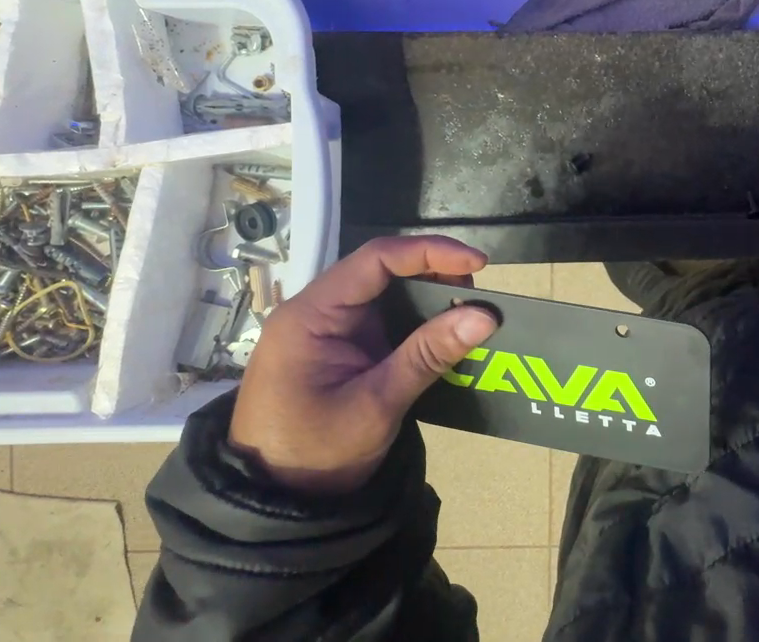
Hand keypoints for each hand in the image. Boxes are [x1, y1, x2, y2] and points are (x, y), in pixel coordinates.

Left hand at [228, 236, 500, 494]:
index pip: (378, 259)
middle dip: (437, 274)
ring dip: (431, 297)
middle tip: (477, 298)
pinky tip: (447, 335)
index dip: (431, 252)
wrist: (273, 507)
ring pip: (389, 292)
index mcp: (312, 315)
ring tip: (468, 316)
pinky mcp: (343, 347)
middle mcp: (319, 311)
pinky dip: (420, 321)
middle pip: (385, 269)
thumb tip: (486, 315)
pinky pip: (387, 318)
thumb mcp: (377, 404)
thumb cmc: (314, 453)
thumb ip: (429, 354)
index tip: (477, 264)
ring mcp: (330, 329)